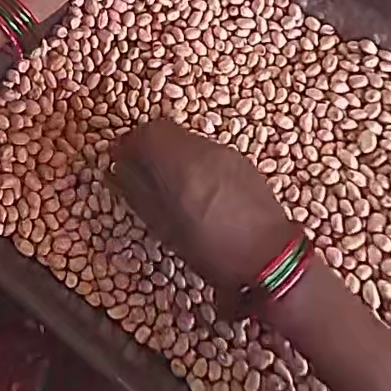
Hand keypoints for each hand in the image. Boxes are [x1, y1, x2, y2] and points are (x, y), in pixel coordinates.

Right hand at [109, 120, 301, 297]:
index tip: (119, 160)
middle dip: (147, 145)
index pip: (144, 133)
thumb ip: (136, 190)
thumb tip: (119, 169)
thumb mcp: (163, 225)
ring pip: (186, 139)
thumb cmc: (210, 249)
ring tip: (167, 183)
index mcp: (179, 164)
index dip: (128, 144)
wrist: (271, 261)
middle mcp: (202, 150)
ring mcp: (225, 153)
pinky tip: (195, 189)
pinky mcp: (241, 162)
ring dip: (170, 152)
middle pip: (164, 130)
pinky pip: (205, 151)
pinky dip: (192, 160)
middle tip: (138, 169)